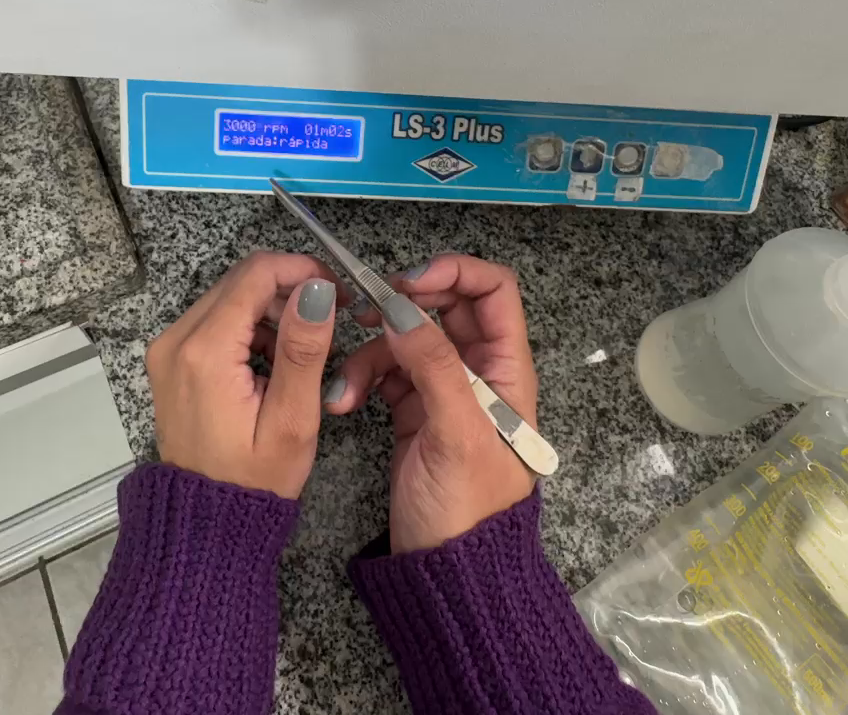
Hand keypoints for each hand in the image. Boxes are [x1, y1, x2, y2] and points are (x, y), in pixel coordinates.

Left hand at [146, 251, 343, 497]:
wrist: (203, 525)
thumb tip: (317, 289)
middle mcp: (176, 338)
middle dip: (291, 286)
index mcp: (205, 351)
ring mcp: (169, 347)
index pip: (256, 274)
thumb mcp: (290, 419)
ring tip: (308, 341)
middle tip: (333, 313)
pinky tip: (276, 356)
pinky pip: (217, 317)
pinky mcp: (172, 358)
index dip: (302, 269)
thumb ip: (302, 349)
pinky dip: (252, 323)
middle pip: (242, 279)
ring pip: (230, 294)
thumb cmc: (254, 480)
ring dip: (273, 306)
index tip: (338, 290)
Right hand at [328, 254, 537, 550]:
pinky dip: (360, 377)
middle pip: (443, 306)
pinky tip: (343, 400)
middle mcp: (477, 368)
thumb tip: (400, 308)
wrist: (447, 574)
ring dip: (371, 350)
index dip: (456, 273)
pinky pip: (384, 370)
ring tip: (346, 382)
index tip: (409, 281)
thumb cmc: (468, 511)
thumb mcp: (457, 434)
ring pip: (405, 338)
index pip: (493, 291)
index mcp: (504, 367)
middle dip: (402, 303)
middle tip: (365, 310)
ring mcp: (442, 387)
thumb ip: (435, 366)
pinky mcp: (412, 406)